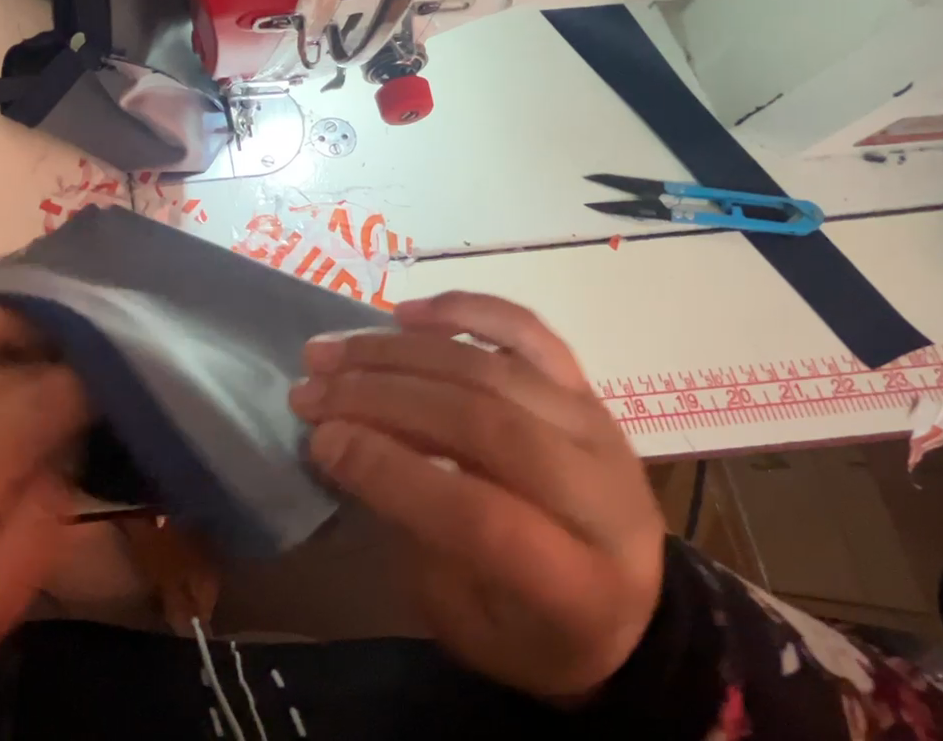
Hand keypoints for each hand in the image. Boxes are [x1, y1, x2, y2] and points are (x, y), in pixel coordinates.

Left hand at [0, 306, 87, 739]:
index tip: (132, 394)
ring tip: (67, 353)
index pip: (41, 397)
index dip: (95, 387)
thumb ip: (40, 525)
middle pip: (17, 355)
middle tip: (114, 376)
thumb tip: (67, 451)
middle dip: (74, 356)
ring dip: (29, 327)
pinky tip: (12, 344)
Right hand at [288, 292, 665, 701]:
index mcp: (574, 582)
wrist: (634, 610)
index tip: (319, 442)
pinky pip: (529, 334)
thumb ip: (413, 536)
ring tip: (327, 352)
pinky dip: (464, 312)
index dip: (391, 471)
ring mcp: (596, 430)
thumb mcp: (466, 622)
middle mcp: (599, 494)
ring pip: (492, 370)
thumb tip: (346, 444)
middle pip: (483, 422)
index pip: (479, 513)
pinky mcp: (587, 392)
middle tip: (309, 390)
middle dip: (379, 399)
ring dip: (397, 354)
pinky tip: (404, 314)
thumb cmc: (532, 631)